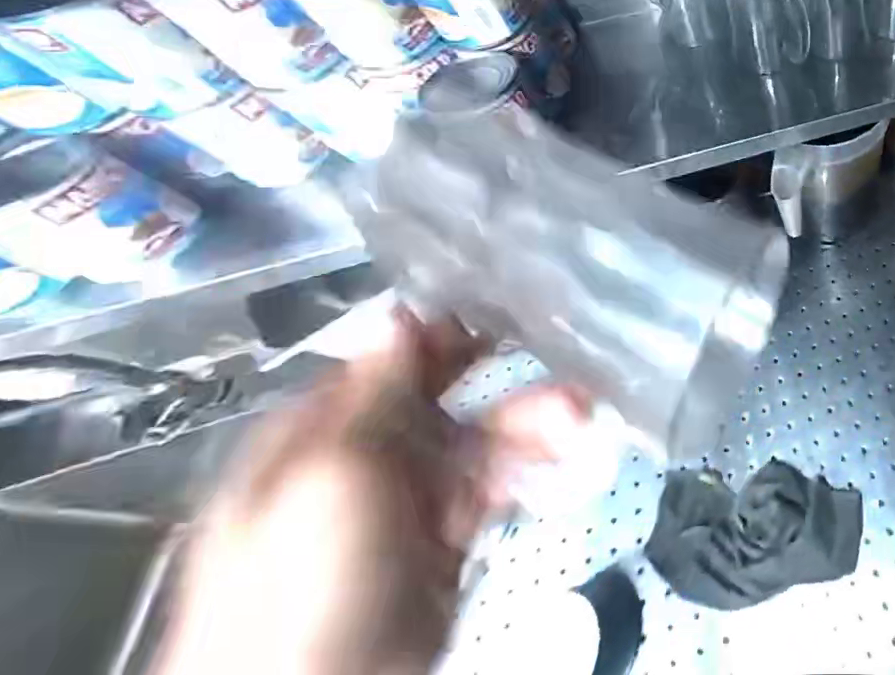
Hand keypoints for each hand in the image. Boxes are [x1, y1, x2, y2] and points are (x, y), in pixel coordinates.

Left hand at [151, 309, 589, 674]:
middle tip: (555, 353)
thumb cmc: (314, 582)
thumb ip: (376, 393)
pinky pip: (490, 483)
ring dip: (528, 422)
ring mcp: (404, 502)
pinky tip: (563, 454)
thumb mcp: (335, 478)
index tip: (493, 317)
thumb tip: (399, 311)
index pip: (379, 367)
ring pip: (475, 440)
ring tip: (580, 413)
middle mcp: (359, 461)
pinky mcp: (444, 535)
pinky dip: (527, 465)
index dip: (435, 340)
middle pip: (439, 400)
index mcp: (315, 439)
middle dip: (498, 380)